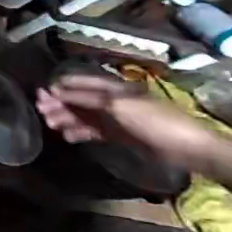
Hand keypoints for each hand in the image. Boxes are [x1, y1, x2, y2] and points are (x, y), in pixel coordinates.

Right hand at [35, 74, 231, 171]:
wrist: (190, 149)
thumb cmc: (155, 121)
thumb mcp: (116, 106)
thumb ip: (84, 98)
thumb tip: (55, 91)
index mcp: (115, 88)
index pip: (82, 82)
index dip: (61, 86)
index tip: (42, 94)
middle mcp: (113, 100)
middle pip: (79, 99)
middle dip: (59, 104)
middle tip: (41, 111)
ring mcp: (116, 118)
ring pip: (83, 116)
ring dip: (66, 119)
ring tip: (52, 126)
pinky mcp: (120, 134)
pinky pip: (93, 131)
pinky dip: (79, 132)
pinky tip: (69, 137)